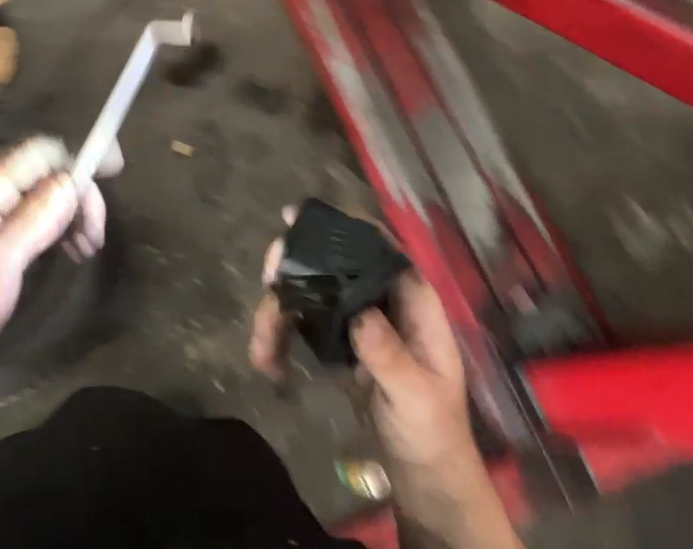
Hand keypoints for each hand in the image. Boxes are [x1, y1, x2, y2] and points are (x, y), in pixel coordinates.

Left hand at [0, 136, 90, 361]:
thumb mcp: (2, 263)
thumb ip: (37, 219)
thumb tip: (74, 182)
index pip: (41, 152)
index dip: (78, 157)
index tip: (113, 172)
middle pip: (48, 173)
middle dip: (78, 197)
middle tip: (96, 236)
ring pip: (47, 194)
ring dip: (72, 214)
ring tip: (87, 249)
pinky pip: (37, 213)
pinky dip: (59, 227)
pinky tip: (72, 250)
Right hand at [249, 208, 502, 548]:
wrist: (424, 473)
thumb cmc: (433, 428)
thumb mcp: (417, 395)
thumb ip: (389, 354)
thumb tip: (359, 314)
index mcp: (411, 300)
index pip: (378, 247)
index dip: (342, 226)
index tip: (298, 218)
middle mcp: (381, 300)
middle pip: (332, 263)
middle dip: (295, 266)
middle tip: (267, 277)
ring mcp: (356, 319)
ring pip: (308, 293)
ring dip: (277, 313)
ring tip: (259, 350)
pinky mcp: (336, 342)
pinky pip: (300, 324)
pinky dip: (278, 338)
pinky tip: (266, 363)